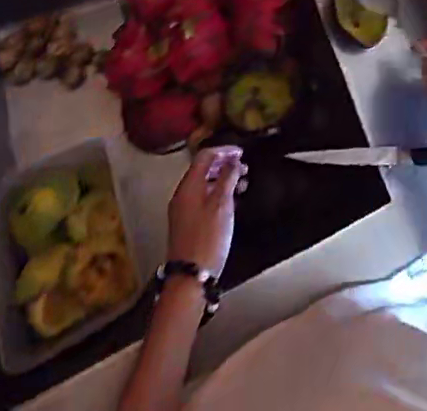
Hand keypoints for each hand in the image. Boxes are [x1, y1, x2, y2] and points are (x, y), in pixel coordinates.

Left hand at [167, 145, 244, 274]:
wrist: (190, 276)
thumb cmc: (208, 236)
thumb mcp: (222, 204)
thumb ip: (228, 178)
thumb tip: (233, 161)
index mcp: (189, 186)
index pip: (205, 156)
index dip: (224, 151)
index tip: (242, 153)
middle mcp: (183, 194)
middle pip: (203, 169)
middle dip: (224, 164)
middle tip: (244, 166)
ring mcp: (183, 209)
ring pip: (204, 184)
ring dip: (223, 178)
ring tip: (242, 182)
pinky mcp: (188, 222)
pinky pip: (203, 197)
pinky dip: (218, 192)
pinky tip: (232, 200)